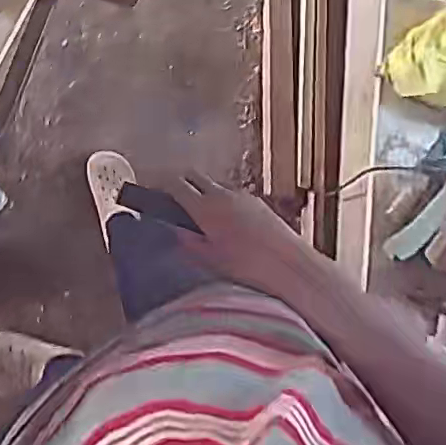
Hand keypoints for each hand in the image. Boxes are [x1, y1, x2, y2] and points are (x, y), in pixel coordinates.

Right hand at [168, 172, 345, 299]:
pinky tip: (227, 222)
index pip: (175, 184)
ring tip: (200, 214)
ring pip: (214, 184)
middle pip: (193, 175)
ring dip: (202, 191)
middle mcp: (222, 195)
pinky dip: (223, 201)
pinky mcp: (259, 203)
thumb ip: (188, 242)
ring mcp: (242, 196)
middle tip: (171, 196)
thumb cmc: (248, 268)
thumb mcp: (210, 260)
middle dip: (180, 181)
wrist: (293, 269)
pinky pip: (232, 195)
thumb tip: (175, 231)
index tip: (152, 190)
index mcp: (205, 207)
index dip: (161, 184)